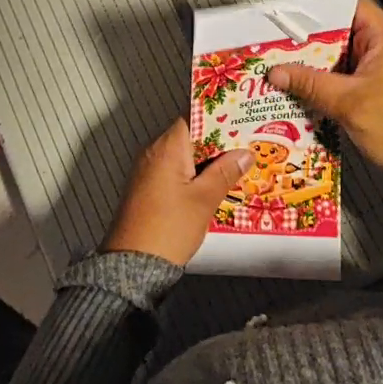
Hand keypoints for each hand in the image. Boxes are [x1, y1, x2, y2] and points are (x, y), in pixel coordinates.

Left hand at [103, 119, 251, 265]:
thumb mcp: (204, 199)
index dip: (218, 119)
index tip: (242, 122)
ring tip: (239, 166)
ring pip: (184, 158)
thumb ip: (225, 172)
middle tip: (249, 146)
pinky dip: (195, 176)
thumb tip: (245, 152)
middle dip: (218, 143)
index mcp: (166, 148)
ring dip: (208, 162)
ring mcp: (148, 172)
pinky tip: (216, 187)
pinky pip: (175, 173)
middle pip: (190, 138)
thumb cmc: (169, 227)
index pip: (193, 118)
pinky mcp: (147, 190)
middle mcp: (153, 153)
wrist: (133, 264)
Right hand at [269, 0, 382, 182]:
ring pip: (342, 54)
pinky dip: (328, 79)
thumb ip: (309, 84)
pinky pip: (348, 74)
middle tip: (280, 45)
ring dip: (317, 62)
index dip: (320, 8)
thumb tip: (276, 72)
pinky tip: (305, 88)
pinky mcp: (381, 86)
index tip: (291, 17)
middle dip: (310, 39)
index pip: (350, 5)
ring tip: (286, 66)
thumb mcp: (346, 103)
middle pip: (342, 31)